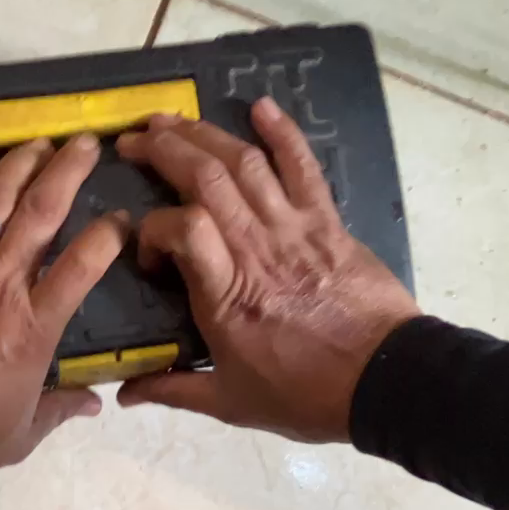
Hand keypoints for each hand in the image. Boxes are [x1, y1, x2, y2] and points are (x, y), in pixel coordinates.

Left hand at [0, 135, 126, 478]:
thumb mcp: (20, 434)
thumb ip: (60, 409)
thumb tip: (96, 402)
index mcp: (33, 327)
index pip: (82, 265)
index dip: (108, 236)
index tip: (120, 220)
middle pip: (40, 215)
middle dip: (68, 173)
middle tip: (86, 145)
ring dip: (19, 165)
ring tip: (39, 142)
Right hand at [113, 98, 420, 442]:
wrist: (385, 382)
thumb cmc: (303, 394)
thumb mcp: (229, 403)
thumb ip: (172, 391)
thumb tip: (123, 396)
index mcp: (225, 296)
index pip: (181, 229)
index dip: (152, 230)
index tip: (147, 256)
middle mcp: (255, 250)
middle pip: (206, 179)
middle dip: (163, 150)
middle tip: (133, 140)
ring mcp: (293, 229)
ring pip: (244, 164)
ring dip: (203, 133)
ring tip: (170, 119)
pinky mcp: (326, 222)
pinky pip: (303, 166)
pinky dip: (282, 132)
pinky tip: (259, 106)